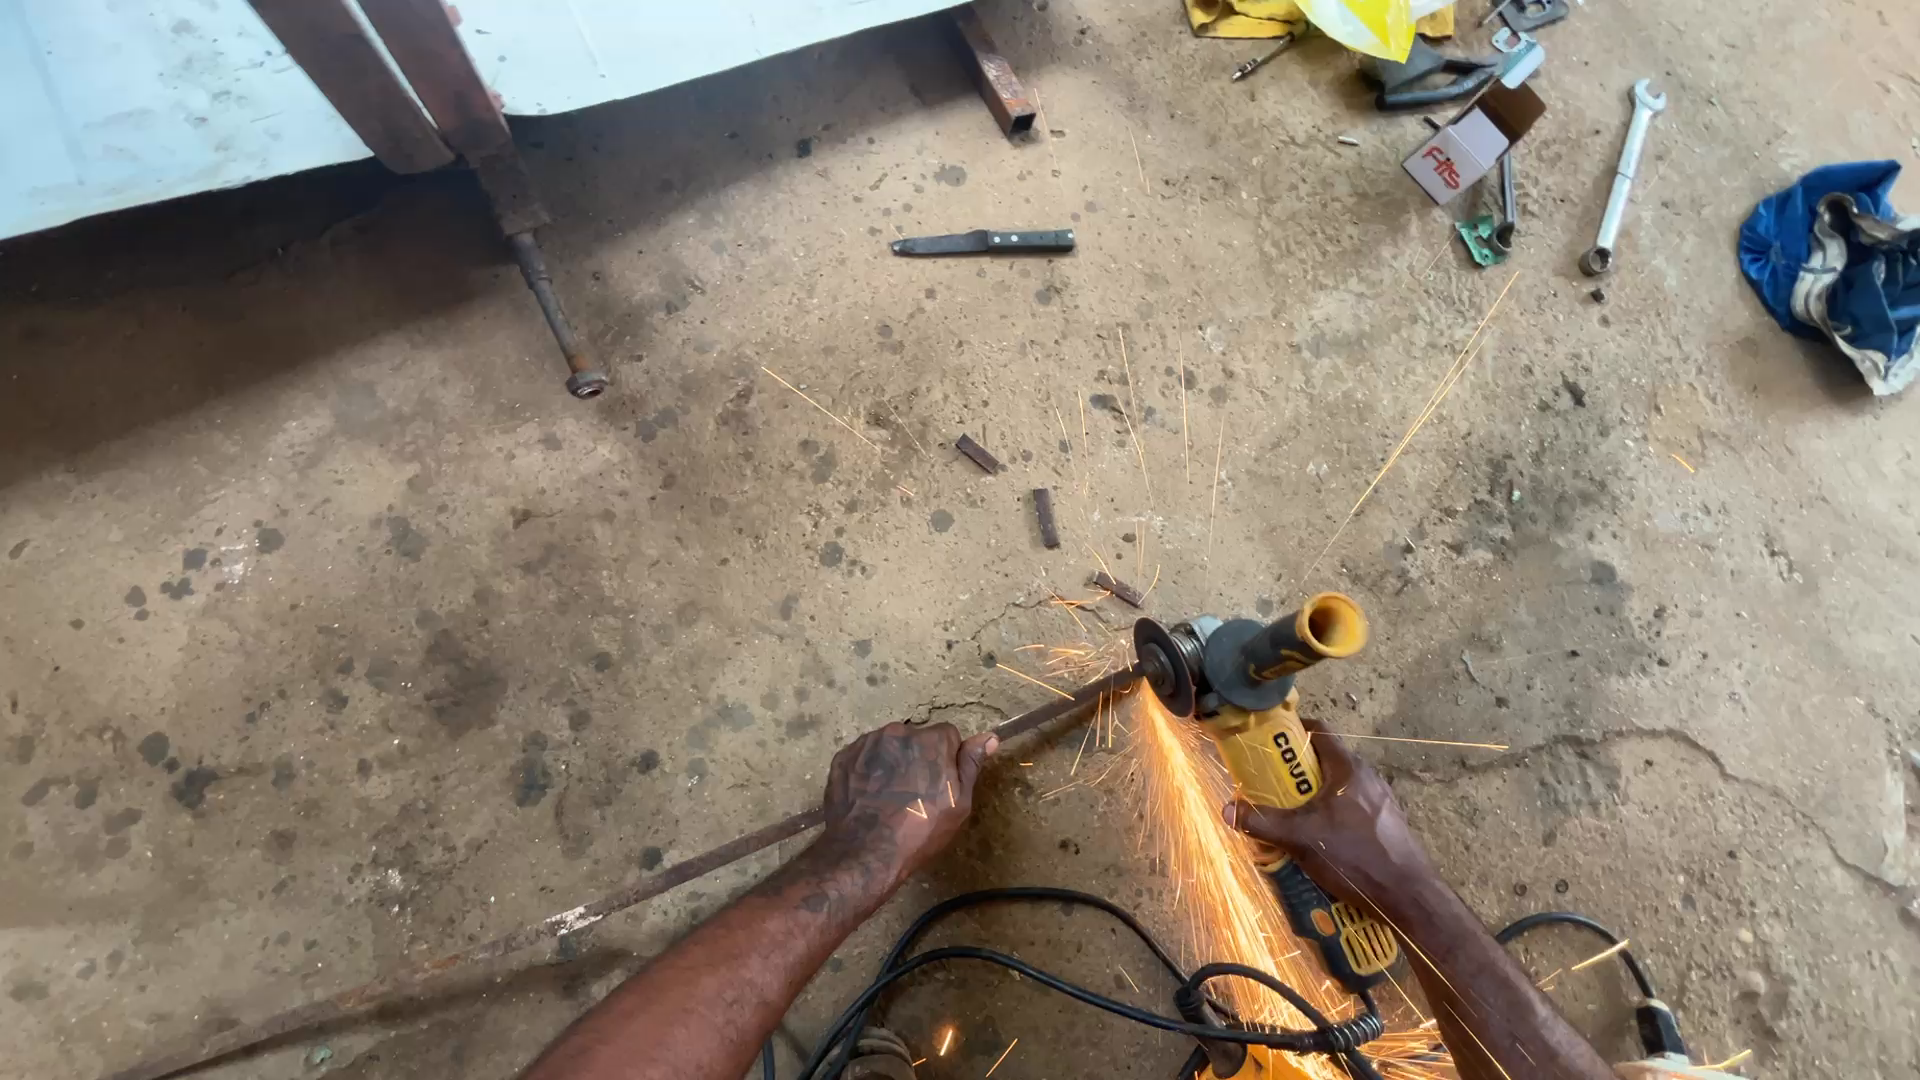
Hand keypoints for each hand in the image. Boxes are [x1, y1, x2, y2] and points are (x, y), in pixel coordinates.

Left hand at [817, 722, 998, 893]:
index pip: (947, 736)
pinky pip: (864, 757)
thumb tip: (989, 737)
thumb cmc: (921, 829)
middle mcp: (899, 731)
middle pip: (916, 739)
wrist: (866, 852)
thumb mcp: (958, 802)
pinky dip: (868, 771)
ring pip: (888, 746)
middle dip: (918, 758)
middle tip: (915, 794)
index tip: (940, 785)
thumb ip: (971, 764)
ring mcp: (867, 742)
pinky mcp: (844, 757)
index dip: (947, 760)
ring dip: (892, 763)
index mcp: (931, 739)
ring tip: (889, 798)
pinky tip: (869, 797)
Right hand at [1223, 717, 1435, 913]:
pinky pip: (1353, 806)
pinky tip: (1321, 838)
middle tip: (1271, 782)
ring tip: (1292, 812)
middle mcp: (1368, 778)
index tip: (1269, 740)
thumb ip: (1262, 822)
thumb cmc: (1355, 856)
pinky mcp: (1388, 825)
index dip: (1292, 729)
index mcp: (1348, 769)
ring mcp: (1381, 802)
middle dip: (1297, 768)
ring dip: (1315, 793)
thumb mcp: (1300, 838)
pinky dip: (1333, 812)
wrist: (1411, 899)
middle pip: (1326, 759)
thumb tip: (1227, 810)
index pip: (1319, 730)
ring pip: (1340, 785)